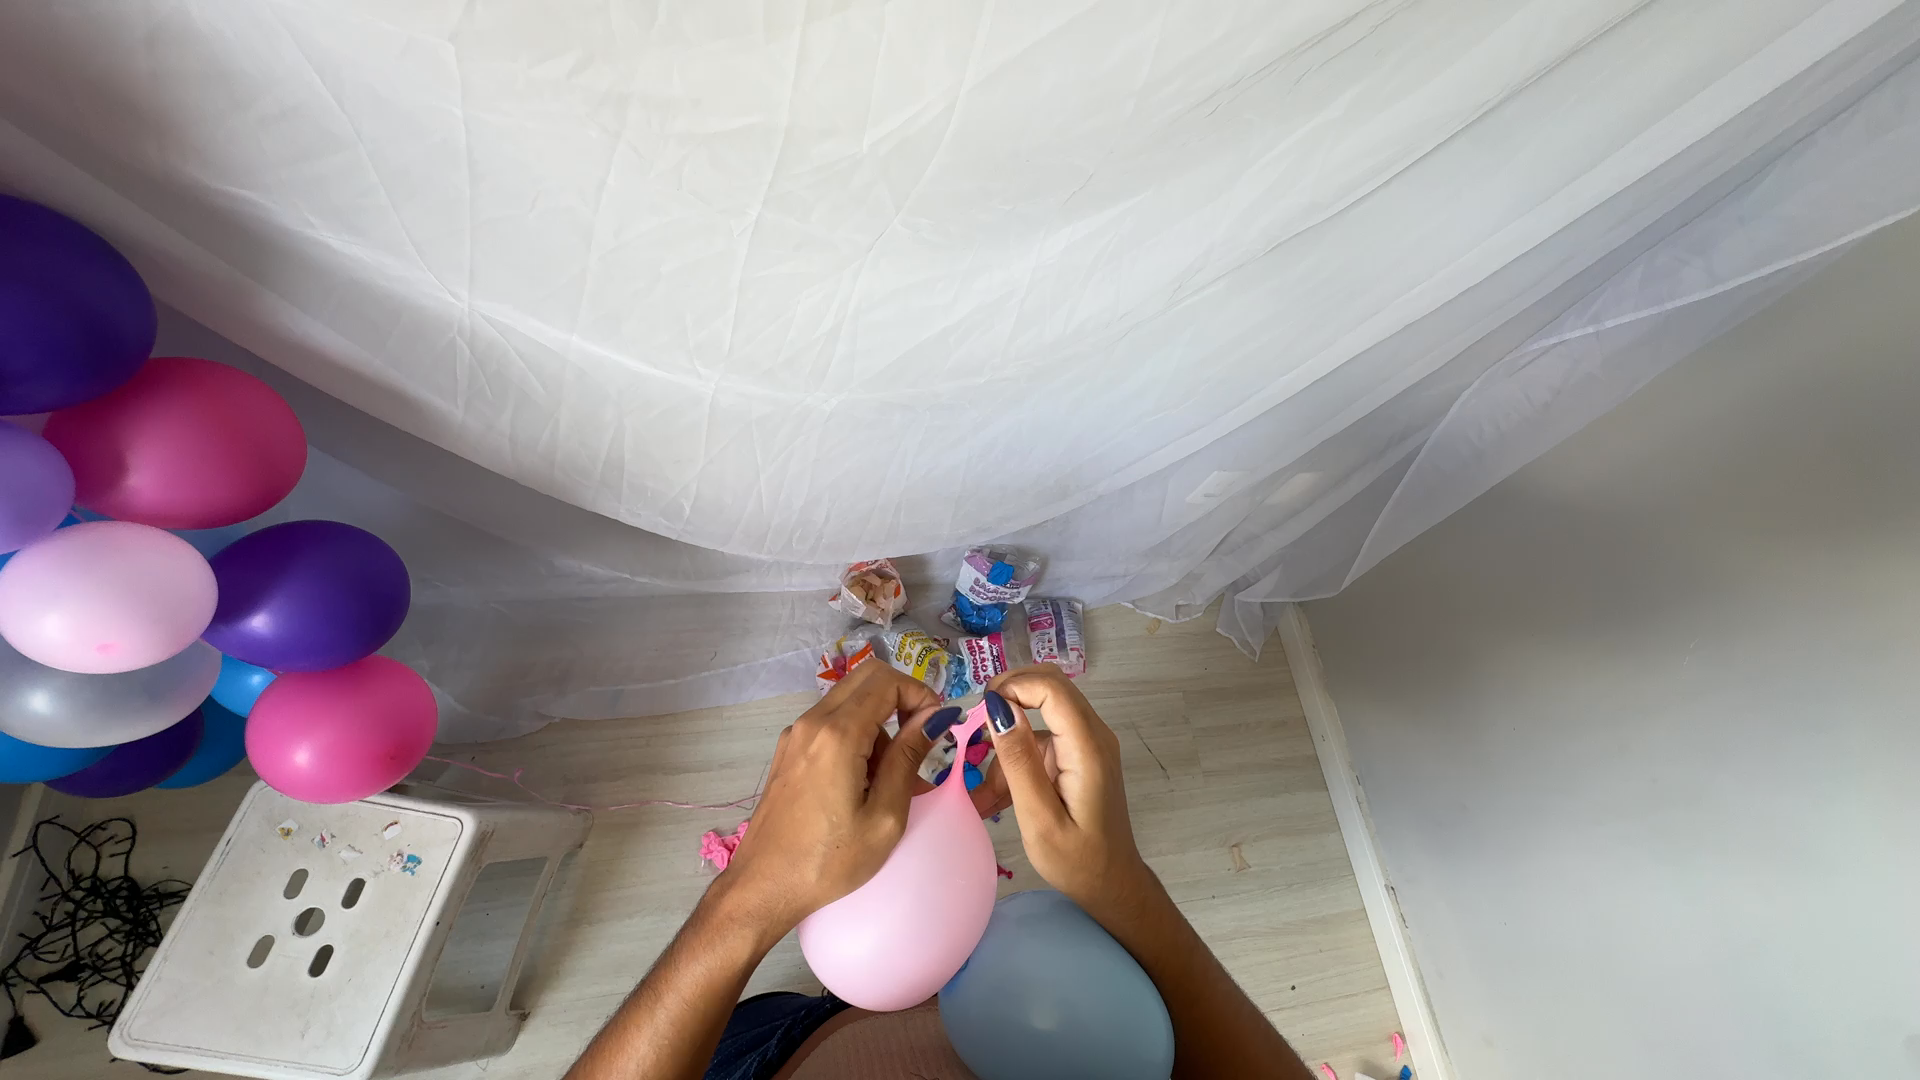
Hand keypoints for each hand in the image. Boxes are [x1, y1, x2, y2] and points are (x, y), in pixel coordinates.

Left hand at [721, 661, 953, 934]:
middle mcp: (812, 722)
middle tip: (920, 738)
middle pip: (867, 676)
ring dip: (880, 722)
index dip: (920, 694)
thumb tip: (934, 717)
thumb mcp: (885, 816)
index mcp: (838, 734)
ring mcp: (796, 733)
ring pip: (851, 699)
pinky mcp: (789, 749)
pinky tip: (864, 782)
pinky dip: (858, 735)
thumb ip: (908, 757)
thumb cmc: (829, 861)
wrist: (762, 888)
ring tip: (892, 779)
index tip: (936, 727)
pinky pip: (832, 722)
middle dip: (902, 698)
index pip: (888, 681)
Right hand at [983, 666, 1152, 917]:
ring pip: (1040, 711)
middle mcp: (1093, 733)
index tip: (981, 713)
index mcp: (1087, 747)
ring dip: (1007, 737)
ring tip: (984, 787)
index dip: (1013, 686)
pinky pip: (1042, 736)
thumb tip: (999, 707)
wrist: (1112, 886)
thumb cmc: (1076, 861)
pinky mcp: (1078, 753)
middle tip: (976, 725)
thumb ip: (1019, 761)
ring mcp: (1088, 741)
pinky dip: (1016, 755)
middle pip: (1049, 685)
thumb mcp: (1039, 818)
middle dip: (1008, 696)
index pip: (1051, 687)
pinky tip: (997, 793)